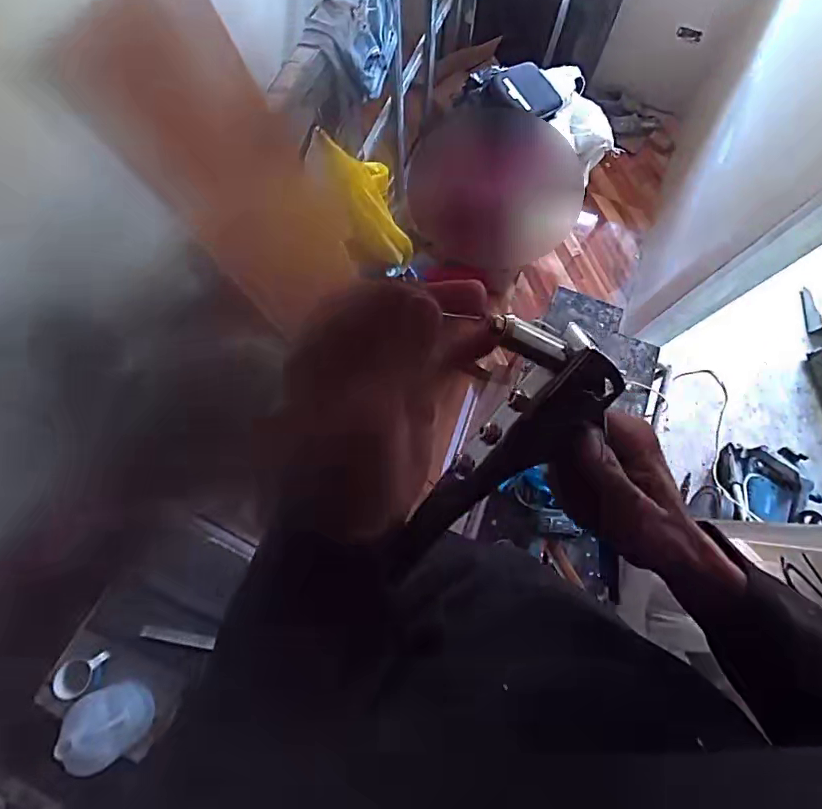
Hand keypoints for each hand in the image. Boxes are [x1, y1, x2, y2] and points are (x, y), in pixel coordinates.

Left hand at [272, 280, 496, 541]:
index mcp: (326, 351)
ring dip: (454, 322)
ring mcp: (381, 376)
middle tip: (481, 297)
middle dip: (437, 300)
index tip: (446, 292)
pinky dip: (459, 350)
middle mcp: (352, 355)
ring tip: (494, 316)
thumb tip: (422, 297)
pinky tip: (487, 343)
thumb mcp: (365, 411)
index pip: (366, 300)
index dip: (408, 290)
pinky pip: (433, 363)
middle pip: (396, 312)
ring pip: (419, 335)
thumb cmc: (346, 472)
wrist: (348, 532)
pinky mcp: (406, 399)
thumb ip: (393, 353)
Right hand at [547, 412, 745, 611]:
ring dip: (572, 491)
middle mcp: (619, 434)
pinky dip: (575, 497)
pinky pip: (570, 474)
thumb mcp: (628, 504)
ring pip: (563, 461)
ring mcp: (610, 450)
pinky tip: (593, 512)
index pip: (578, 417)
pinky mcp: (602, 466)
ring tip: (594, 512)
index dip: (565, 447)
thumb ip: (602, 466)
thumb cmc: (659, 534)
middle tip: (589, 504)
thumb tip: (576, 431)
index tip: (574, 477)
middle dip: (569, 478)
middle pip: (566, 441)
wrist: (671, 555)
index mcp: (631, 433)